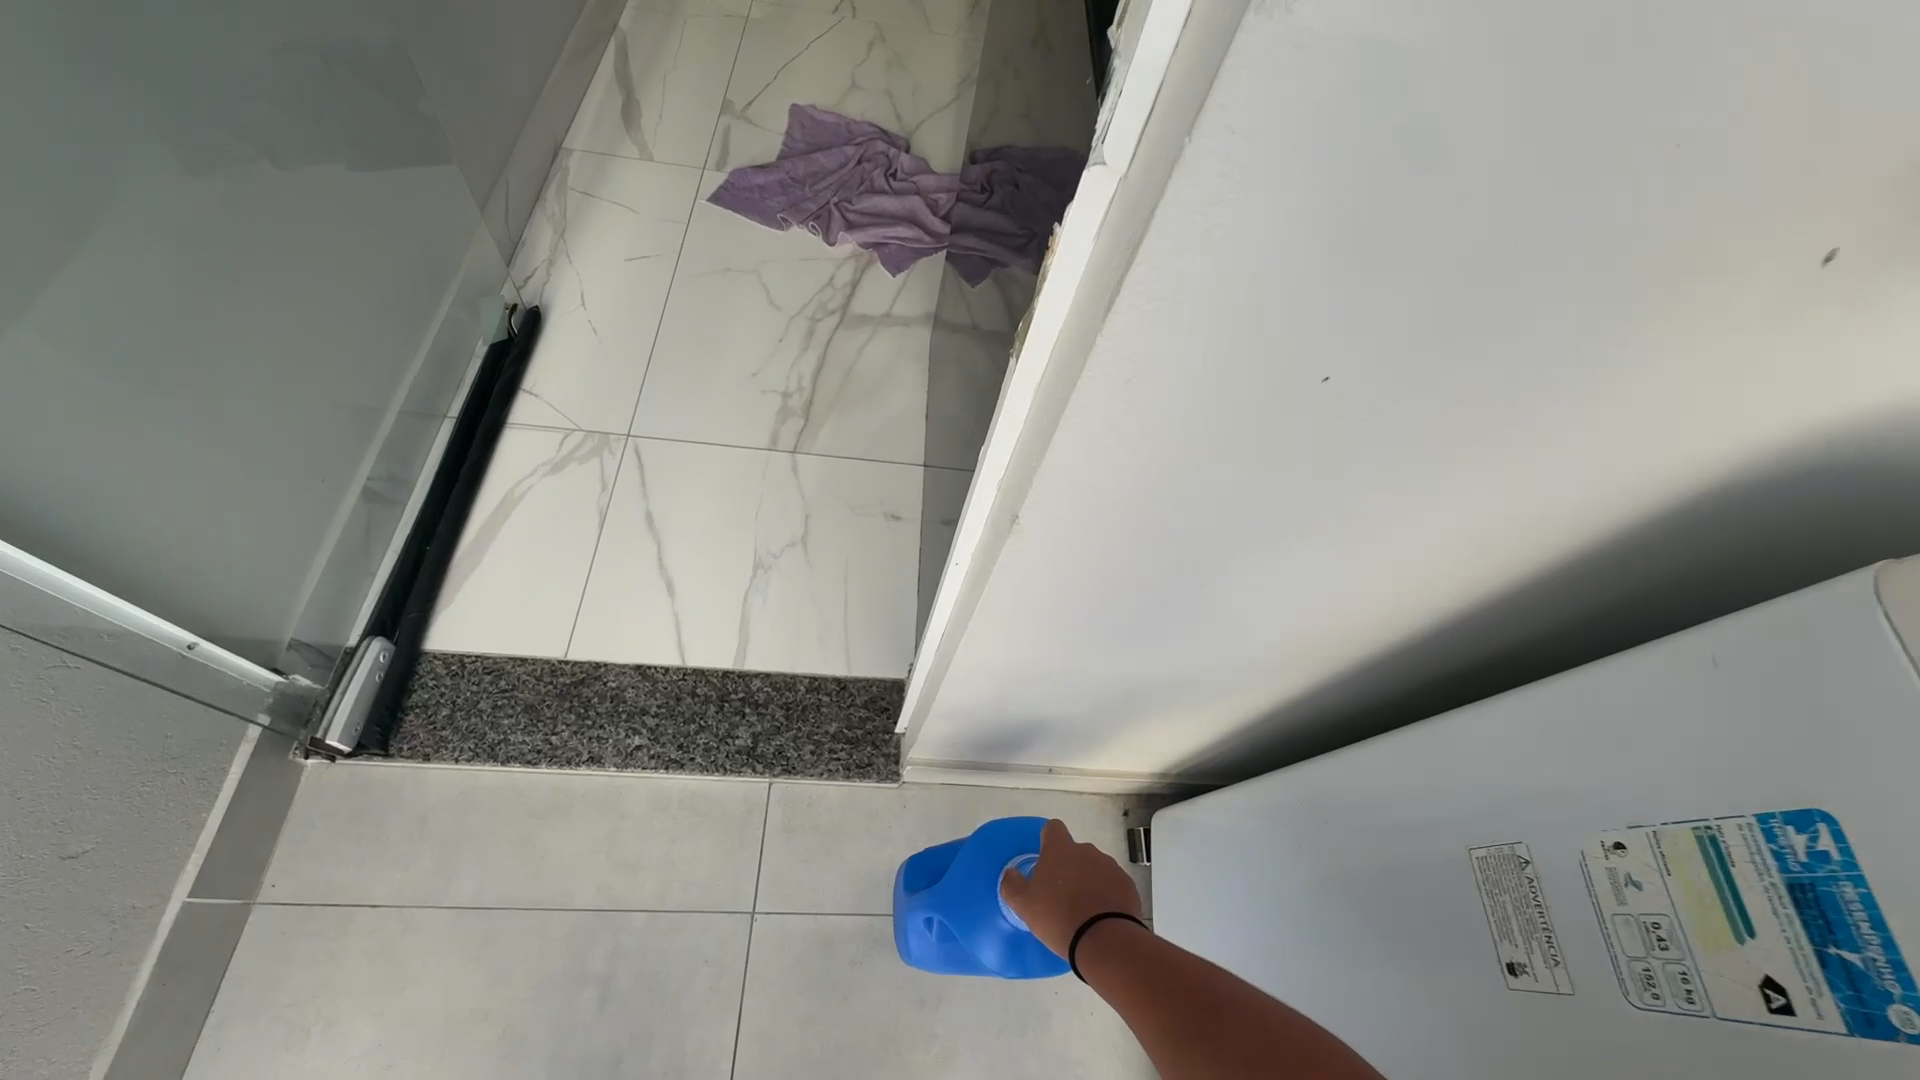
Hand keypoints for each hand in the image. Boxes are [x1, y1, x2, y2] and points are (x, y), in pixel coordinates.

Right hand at [999, 819, 1143, 956]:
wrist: (1104, 940)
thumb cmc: (1058, 917)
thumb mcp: (1023, 904)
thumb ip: (1012, 884)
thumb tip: (1011, 873)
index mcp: (1060, 849)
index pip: (1053, 828)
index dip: (1048, 841)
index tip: (1046, 859)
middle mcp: (1087, 851)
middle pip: (1075, 852)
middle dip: (1069, 868)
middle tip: (1061, 896)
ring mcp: (1110, 866)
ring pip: (1095, 868)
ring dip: (1089, 882)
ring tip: (1082, 911)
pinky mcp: (1127, 885)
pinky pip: (1112, 885)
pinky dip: (1107, 895)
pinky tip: (1101, 917)